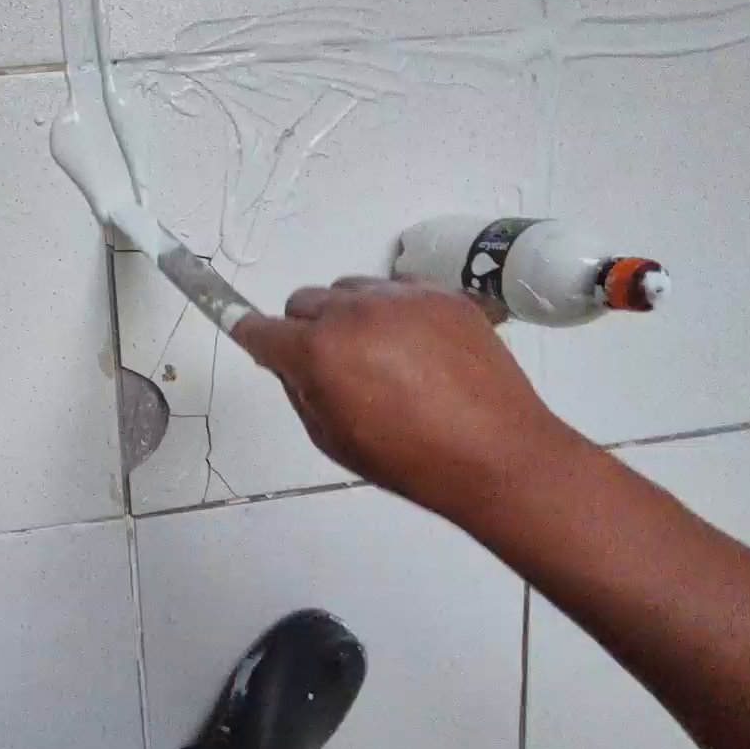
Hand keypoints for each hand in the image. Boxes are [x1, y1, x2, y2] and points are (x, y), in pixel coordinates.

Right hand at [232, 276, 583, 516]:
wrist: (497, 455)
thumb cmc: (405, 459)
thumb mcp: (329, 438)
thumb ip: (297, 389)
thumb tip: (286, 360)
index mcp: (318, 351)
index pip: (259, 328)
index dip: (251, 335)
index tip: (252, 339)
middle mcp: (352, 312)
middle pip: (301, 301)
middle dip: (305, 330)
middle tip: (332, 365)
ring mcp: (400, 297)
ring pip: (347, 290)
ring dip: (347, 316)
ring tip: (381, 355)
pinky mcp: (441, 293)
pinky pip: (394, 289)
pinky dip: (390, 312)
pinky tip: (416, 348)